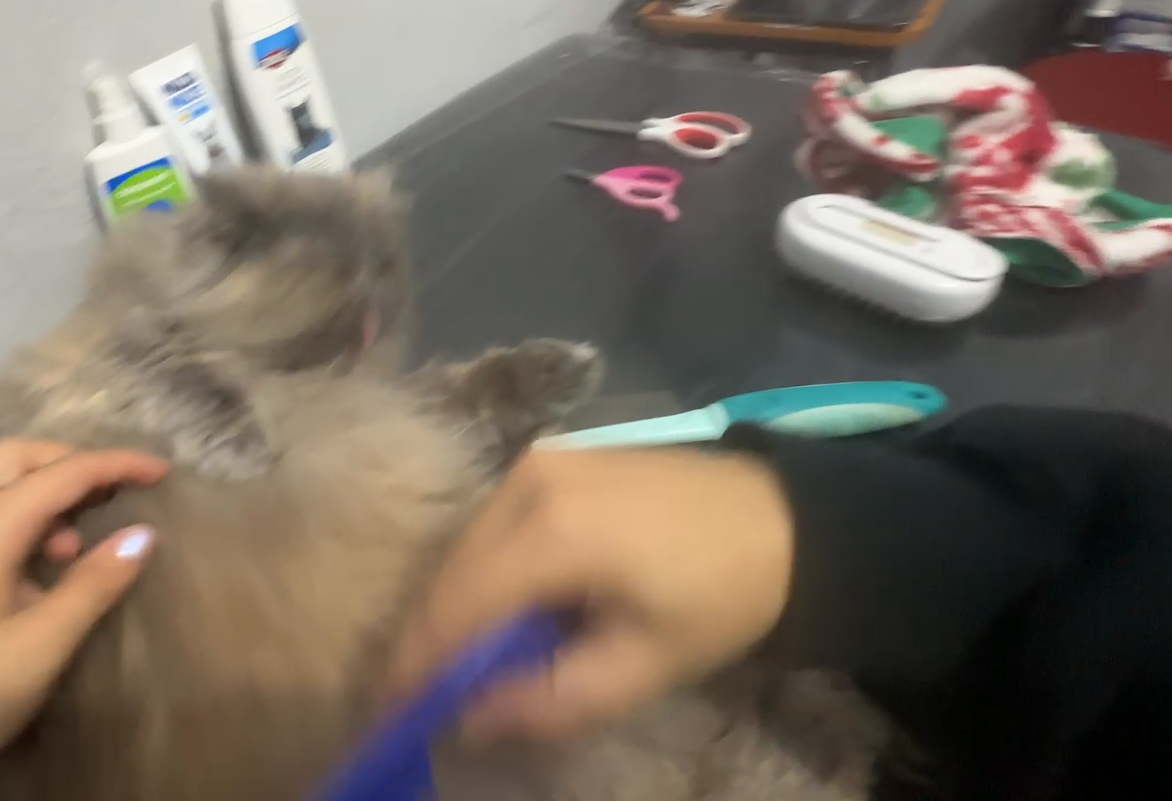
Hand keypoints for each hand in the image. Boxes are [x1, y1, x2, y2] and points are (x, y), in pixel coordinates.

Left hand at [0, 439, 167, 800]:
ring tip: (67, 551)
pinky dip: (12, 519)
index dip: (119, 465)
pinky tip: (23, 576)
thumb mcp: (40, 645)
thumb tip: (142, 535)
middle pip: (20, 457)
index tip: (162, 472)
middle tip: (109, 495)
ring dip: (40, 495)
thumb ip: (94, 584)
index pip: (67, 472)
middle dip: (71, 463)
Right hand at [389, 447, 793, 740]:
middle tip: (426, 690)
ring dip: (461, 599)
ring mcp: (537, 458)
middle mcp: (530, 479)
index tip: (393, 706)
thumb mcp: (646, 665)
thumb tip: (467, 716)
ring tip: (467, 653)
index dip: (421, 656)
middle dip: (435, 633)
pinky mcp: (547, 454)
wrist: (778, 517)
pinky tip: (504, 600)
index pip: (462, 600)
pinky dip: (488, 565)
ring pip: (470, 540)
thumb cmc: (720, 597)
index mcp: (557, 529)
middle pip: (457, 567)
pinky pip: (495, 518)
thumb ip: (552, 697)